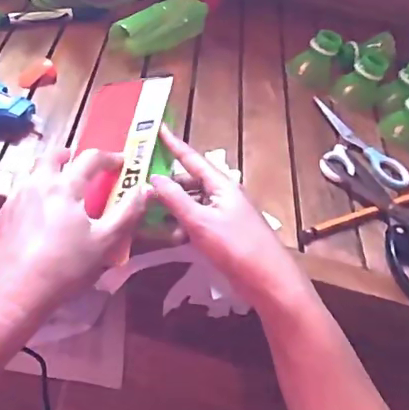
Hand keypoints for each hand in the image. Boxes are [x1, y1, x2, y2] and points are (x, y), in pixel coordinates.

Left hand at [0, 148, 149, 327]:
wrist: (13, 290)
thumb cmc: (64, 267)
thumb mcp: (104, 243)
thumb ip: (126, 213)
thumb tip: (143, 188)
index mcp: (64, 186)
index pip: (90, 158)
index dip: (109, 157)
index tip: (121, 162)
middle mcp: (36, 183)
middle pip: (52, 156)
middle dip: (70, 155)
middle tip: (81, 165)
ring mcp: (14, 197)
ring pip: (31, 172)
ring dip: (47, 170)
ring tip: (59, 185)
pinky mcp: (0, 215)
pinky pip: (18, 192)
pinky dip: (32, 191)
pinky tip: (37, 212)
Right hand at [149, 126, 321, 316]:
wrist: (268, 281)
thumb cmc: (235, 246)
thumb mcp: (199, 221)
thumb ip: (175, 198)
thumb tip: (154, 178)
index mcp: (221, 185)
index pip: (192, 159)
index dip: (173, 144)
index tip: (158, 128)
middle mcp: (222, 195)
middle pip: (189, 182)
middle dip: (166, 183)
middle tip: (140, 185)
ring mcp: (223, 214)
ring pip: (190, 203)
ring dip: (171, 208)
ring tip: (149, 214)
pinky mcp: (222, 233)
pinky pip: (195, 220)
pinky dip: (181, 225)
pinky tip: (169, 236)